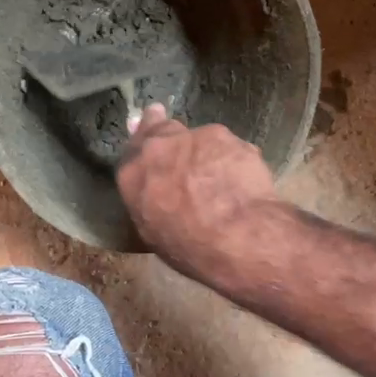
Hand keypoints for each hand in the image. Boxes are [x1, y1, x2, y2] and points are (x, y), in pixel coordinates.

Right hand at [116, 104, 276, 274]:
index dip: (143, 145)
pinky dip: (232, 159)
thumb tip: (155, 191)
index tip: (152, 143)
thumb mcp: (154, 232)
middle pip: (161, 129)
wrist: (235, 235)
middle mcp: (157, 147)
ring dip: (206, 154)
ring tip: (223, 182)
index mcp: (132, 174)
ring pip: (198, 138)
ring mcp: (192, 136)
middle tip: (186, 156)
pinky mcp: (225, 135)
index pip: (132, 150)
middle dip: (171, 138)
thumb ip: (149, 200)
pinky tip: (243, 181)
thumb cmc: (189, 247)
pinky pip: (227, 146)